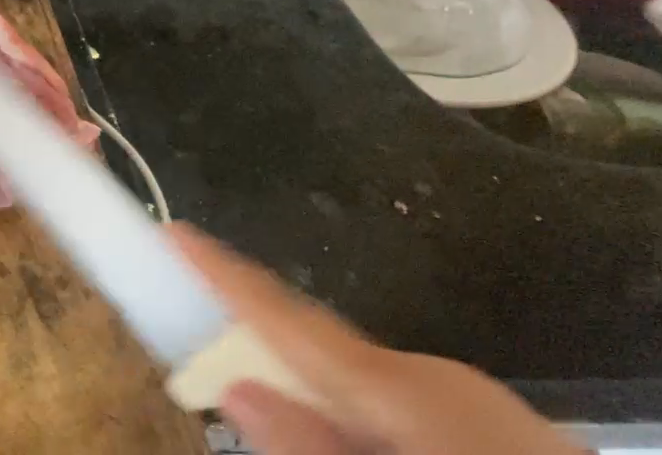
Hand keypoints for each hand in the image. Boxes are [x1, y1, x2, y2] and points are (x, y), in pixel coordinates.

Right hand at [171, 224, 582, 454]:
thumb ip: (310, 442)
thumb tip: (235, 388)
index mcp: (406, 387)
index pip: (287, 315)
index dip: (220, 272)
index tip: (169, 228)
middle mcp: (436, 375)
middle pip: (318, 342)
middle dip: (255, 330)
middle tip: (196, 323)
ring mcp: (474, 396)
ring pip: (359, 373)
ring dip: (305, 375)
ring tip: (265, 389)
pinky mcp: (493, 419)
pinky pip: (397, 396)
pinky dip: (353, 401)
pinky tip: (347, 425)